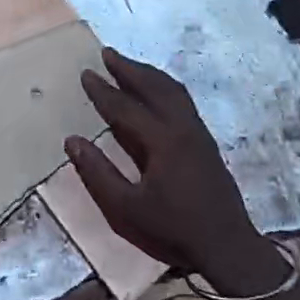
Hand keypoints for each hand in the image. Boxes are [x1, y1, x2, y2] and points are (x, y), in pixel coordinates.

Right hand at [65, 48, 290, 295]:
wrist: (226, 245)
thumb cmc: (173, 229)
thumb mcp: (126, 209)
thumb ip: (98, 173)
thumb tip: (72, 140)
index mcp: (163, 142)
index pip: (126, 107)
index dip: (104, 90)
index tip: (86, 73)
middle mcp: (183, 128)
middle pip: (155, 87)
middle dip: (129, 69)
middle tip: (107, 54)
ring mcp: (199, 133)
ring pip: (173, 91)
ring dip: (149, 74)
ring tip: (129, 65)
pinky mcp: (206, 141)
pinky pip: (183, 101)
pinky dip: (165, 87)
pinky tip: (157, 91)